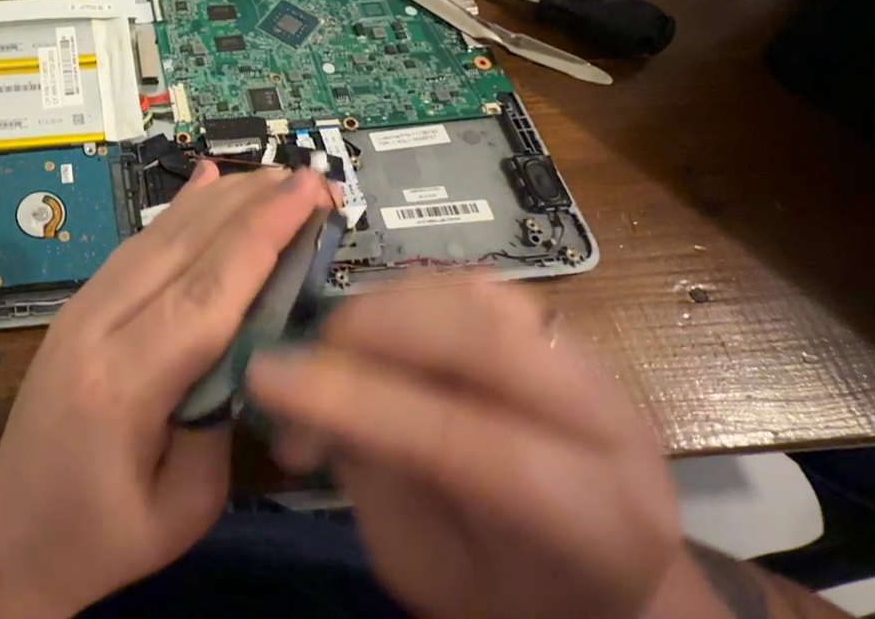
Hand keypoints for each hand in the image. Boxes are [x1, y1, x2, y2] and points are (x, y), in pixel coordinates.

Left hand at [0, 162, 332, 617]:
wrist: (10, 533)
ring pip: (155, 238)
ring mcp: (78, 311)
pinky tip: (205, 185)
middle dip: (248, 206)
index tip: (306, 195)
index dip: (260, 238)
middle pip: (180, 250)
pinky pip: (134, 248)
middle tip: (306, 178)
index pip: (204, 295)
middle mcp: (94, 330)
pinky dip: (176, 213)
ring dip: (216, 201)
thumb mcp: (184, 505)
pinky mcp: (77, 308)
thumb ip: (223, 417)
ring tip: (270, 177)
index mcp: (122, 387)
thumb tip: (251, 342)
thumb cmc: (101, 537)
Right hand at [246, 277, 684, 618]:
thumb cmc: (502, 588)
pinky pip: (471, 285)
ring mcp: (589, 363)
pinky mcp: (557, 329)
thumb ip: (375, 478)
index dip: (358, 401)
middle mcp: (608, 425)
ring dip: (380, 308)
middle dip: (366, 332)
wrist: (597, 572)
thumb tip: (311, 391)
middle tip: (296, 360)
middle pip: (484, 337)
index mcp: (591, 520)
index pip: (469, 442)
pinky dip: (404, 295)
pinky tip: (373, 332)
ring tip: (333, 351)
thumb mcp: (426, 566)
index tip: (266, 378)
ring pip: (474, 294)